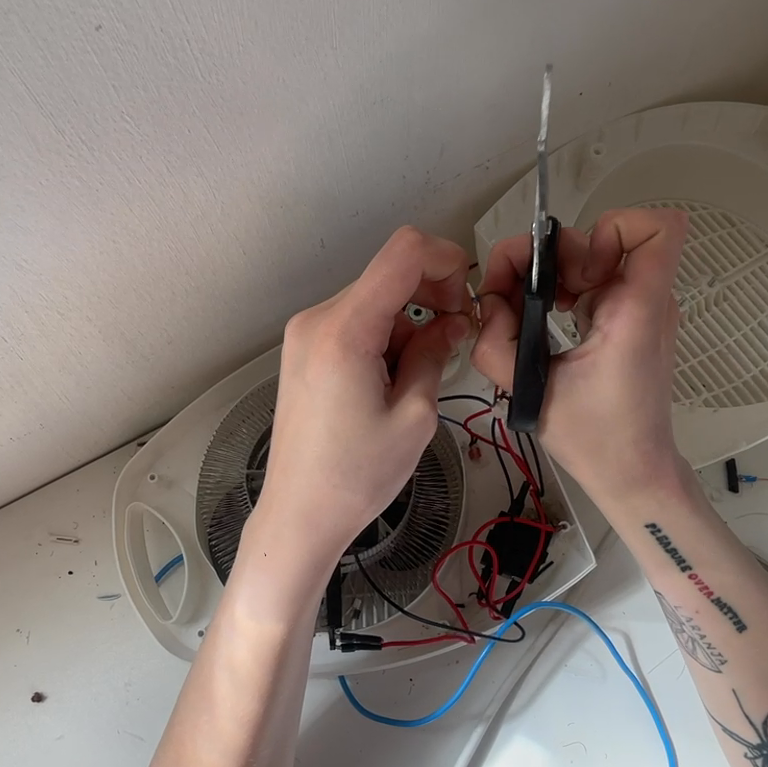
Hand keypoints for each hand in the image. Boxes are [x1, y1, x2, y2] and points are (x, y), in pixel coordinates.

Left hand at [261, 226, 472, 560]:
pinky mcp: (303, 354)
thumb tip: (453, 323)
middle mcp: (317, 321)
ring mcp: (305, 336)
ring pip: (373, 301)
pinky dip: (383, 337)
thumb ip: (435, 355)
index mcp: (345, 330)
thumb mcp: (415, 415)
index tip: (468, 295)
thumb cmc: (355, 477)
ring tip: (424, 371)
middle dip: (431, 295)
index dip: (446, 260)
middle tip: (459, 335)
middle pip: (388, 275)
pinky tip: (396, 377)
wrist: (299, 514)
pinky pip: (353, 324)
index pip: (404, 252)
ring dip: (408, 322)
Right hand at [472, 207, 690, 501]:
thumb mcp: (532, 393)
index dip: (608, 229)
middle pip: (601, 236)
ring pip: (593, 255)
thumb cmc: (594, 440)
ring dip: (552, 275)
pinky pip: (595, 281)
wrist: (632, 471)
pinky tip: (546, 322)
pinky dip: (563, 290)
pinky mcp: (627, 320)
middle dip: (550, 256)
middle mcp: (646, 300)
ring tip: (529, 312)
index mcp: (635, 311)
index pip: (657, 227)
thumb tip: (489, 302)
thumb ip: (498, 344)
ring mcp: (639, 309)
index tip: (574, 273)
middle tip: (519, 296)